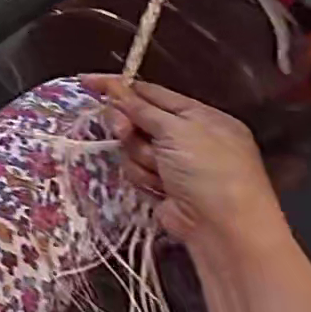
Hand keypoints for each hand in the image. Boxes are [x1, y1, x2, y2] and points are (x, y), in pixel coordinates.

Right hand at [79, 75, 281, 250]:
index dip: (118, 86)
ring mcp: (175, 160)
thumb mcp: (177, 131)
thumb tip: (113, 87)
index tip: (85, 81)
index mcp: (202, 118)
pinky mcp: (161, 180)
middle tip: (124, 132)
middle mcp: (188, 136)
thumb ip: (140, 107)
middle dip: (127, 125)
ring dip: (138, 154)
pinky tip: (160, 186)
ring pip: (131, 142)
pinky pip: (134, 164)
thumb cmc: (210, 173)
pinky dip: (142, 173)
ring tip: (158, 170)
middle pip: (135, 116)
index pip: (151, 92)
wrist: (224, 230)